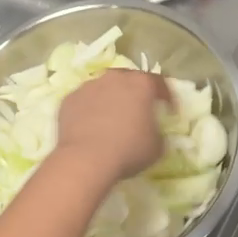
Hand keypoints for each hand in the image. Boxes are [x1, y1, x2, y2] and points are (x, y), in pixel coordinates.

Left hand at [54, 69, 170, 180]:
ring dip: (110, 99)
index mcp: (141, 84)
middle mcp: (114, 78)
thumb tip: (153, 131)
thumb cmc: (128, 150)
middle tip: (137, 111)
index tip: (168, 109)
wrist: (85, 159)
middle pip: (128, 80)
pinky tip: (90, 126)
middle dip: (135, 93)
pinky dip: (89, 109)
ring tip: (111, 119)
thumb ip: (158, 132)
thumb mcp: (157, 146)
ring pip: (104, 88)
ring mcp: (89, 86)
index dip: (166, 96)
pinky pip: (84, 101)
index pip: (158, 82)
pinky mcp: (69, 99)